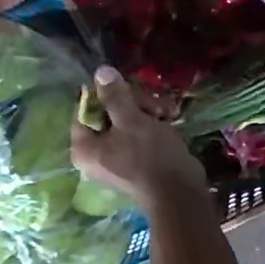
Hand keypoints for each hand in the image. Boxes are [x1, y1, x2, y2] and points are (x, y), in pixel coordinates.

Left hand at [72, 66, 204, 207]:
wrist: (180, 192)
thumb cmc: (151, 157)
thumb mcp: (132, 121)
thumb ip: (114, 96)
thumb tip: (100, 71)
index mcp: (84, 146)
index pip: (86, 107)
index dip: (107, 93)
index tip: (129, 87)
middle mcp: (96, 152)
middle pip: (109, 112)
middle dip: (135, 103)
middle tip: (155, 104)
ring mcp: (118, 156)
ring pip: (128, 119)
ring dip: (150, 110)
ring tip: (169, 111)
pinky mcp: (139, 159)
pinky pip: (140, 132)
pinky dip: (155, 123)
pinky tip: (172, 117)